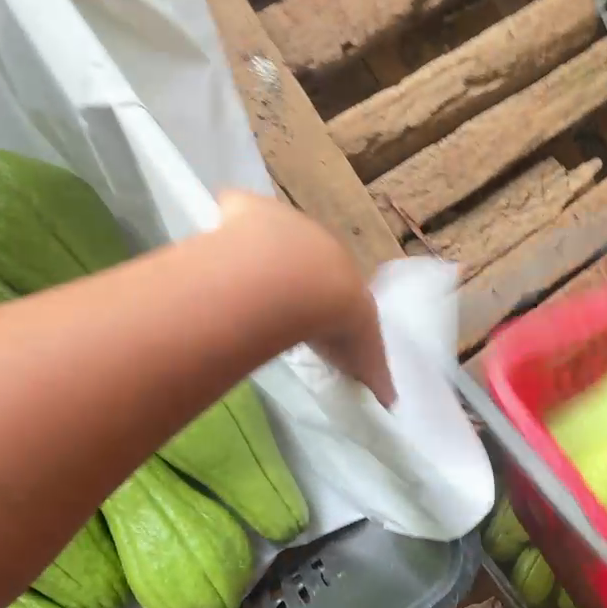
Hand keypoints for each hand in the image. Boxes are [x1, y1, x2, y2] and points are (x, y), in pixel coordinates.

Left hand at [214, 191, 394, 404]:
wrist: (306, 286)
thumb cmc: (340, 320)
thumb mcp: (365, 355)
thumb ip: (372, 371)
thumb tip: (389, 400)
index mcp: (346, 272)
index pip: (338, 283)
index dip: (326, 298)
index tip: (314, 318)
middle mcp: (319, 240)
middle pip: (304, 255)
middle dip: (293, 273)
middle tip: (276, 302)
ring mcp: (282, 221)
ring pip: (271, 233)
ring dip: (260, 253)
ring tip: (245, 281)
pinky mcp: (246, 208)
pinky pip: (235, 207)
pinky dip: (228, 219)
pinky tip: (217, 245)